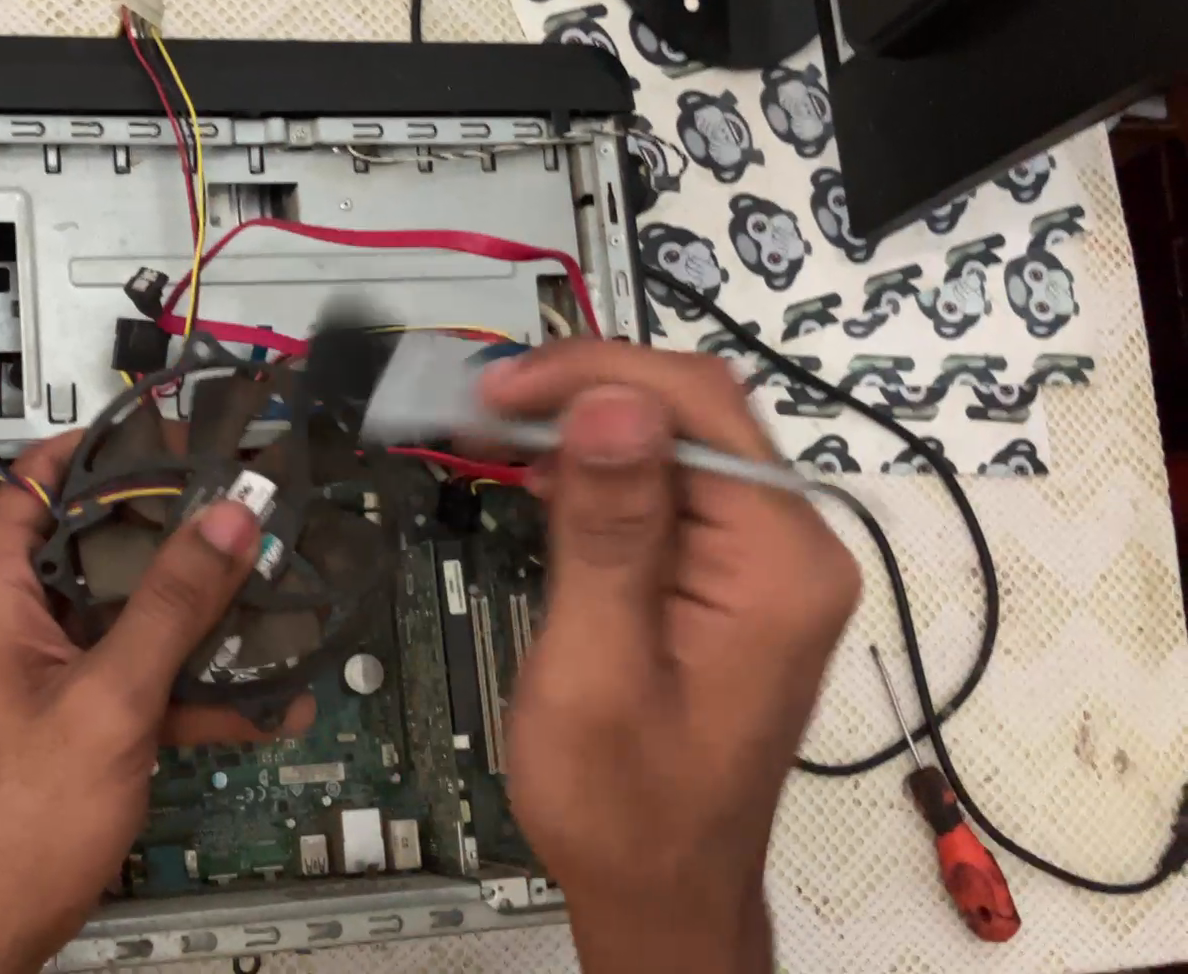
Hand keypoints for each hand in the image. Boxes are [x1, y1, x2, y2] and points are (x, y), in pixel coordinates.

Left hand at [0, 432, 313, 973]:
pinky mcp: (76, 700)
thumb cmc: (22, 813)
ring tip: (271, 585)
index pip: (46, 474)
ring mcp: (48, 656)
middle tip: (248, 508)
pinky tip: (264, 698)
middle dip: (177, 525)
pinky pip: (135, 664)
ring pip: (127, 600)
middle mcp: (14, 606)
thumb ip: (174, 603)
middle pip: (100, 534)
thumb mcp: (110, 697)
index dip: (113, 447)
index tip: (186, 440)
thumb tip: (230, 517)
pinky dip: (188, 676)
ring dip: (195, 603)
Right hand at [480, 342, 860, 973]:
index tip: (491, 393)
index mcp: (775, 560)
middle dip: (578, 392)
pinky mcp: (719, 576)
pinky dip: (592, 468)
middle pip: (686, 412)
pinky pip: (659, 488)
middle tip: (479, 410)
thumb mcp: (597, 663)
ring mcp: (756, 560)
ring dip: (578, 424)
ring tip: (494, 436)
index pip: (690, 405)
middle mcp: (786, 544)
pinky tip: (543, 481)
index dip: (587, 375)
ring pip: (667, 442)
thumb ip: (610, 530)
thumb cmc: (617, 798)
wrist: (656, 889)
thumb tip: (611, 401)